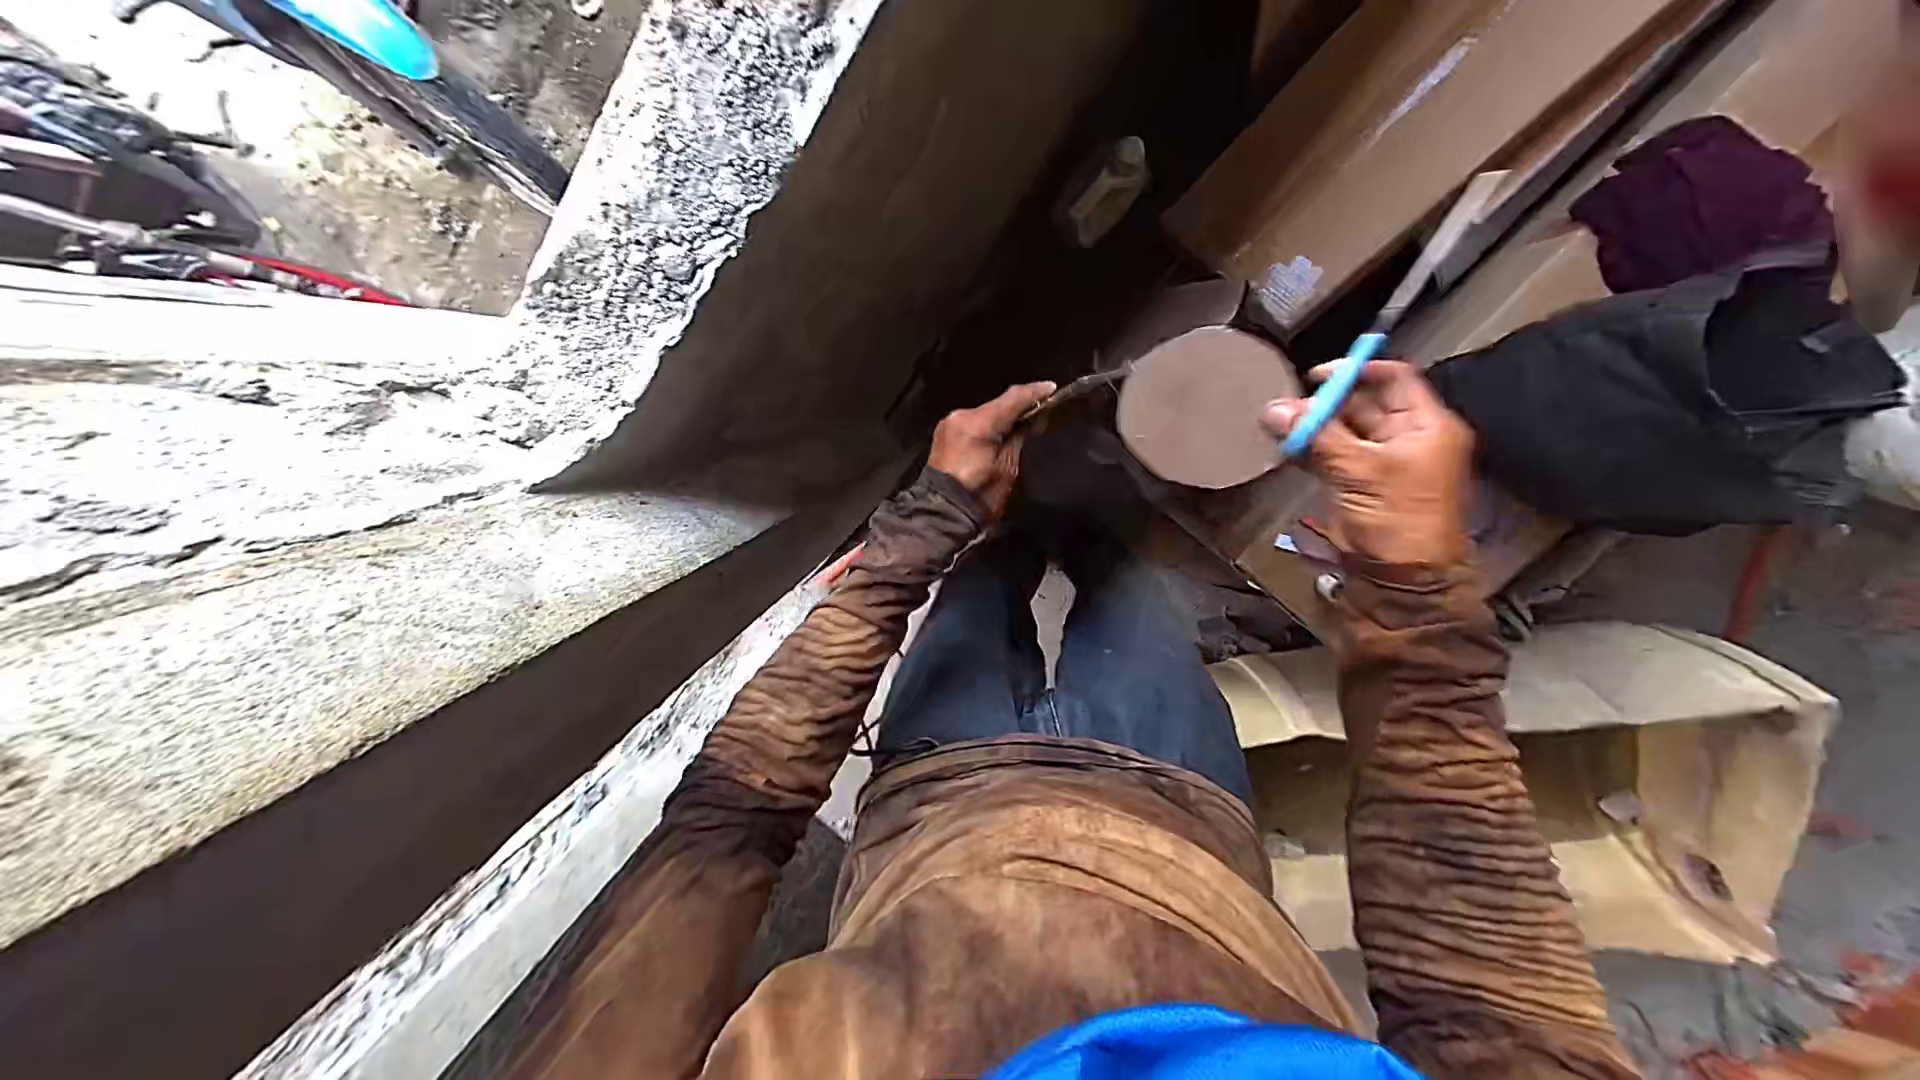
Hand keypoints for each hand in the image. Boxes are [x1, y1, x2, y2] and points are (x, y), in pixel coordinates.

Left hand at [927, 381, 1057, 521]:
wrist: (942, 515)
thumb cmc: (980, 496)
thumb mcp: (1008, 467)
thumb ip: (1020, 436)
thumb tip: (1034, 418)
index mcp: (978, 424)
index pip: (1012, 398)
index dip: (1034, 392)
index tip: (1052, 389)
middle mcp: (961, 416)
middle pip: (997, 405)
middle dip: (1019, 407)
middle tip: (1041, 411)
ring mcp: (949, 424)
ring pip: (984, 414)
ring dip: (1002, 417)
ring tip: (1023, 424)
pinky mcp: (945, 434)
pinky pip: (972, 423)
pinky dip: (987, 425)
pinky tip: (999, 433)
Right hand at [1260, 360, 1472, 566]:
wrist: (1400, 577)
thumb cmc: (1400, 523)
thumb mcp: (1361, 471)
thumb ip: (1318, 437)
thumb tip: (1279, 410)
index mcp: (1425, 426)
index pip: (1394, 379)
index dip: (1357, 371)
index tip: (1318, 376)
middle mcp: (1406, 439)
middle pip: (1362, 405)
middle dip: (1323, 405)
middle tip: (1287, 407)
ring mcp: (1381, 462)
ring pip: (1342, 431)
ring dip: (1312, 428)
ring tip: (1279, 425)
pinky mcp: (1359, 483)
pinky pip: (1331, 455)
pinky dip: (1310, 450)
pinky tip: (1287, 447)